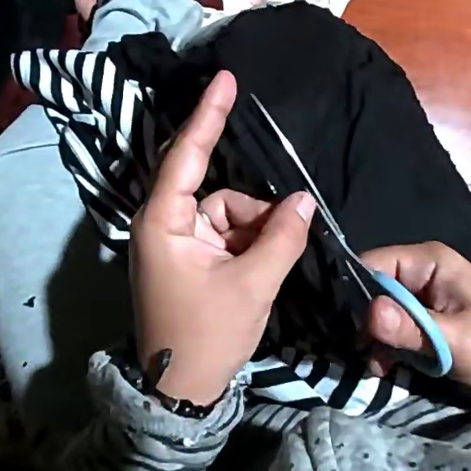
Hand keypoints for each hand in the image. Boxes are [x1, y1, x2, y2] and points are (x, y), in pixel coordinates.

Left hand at [130, 70, 315, 404]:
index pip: (185, 156)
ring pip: (231, 216)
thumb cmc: (206, 335)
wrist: (181, 390)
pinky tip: (268, 266)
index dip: (208, 116)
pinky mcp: (194, 261)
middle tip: (289, 228)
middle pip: (219, 193)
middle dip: (256, 211)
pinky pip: (230, 236)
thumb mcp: (251, 285)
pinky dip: (253, 245)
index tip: (226, 79)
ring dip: (260, 232)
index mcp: (164, 223)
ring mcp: (180, 244)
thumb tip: (306, 201)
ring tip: (275, 265)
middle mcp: (167, 225)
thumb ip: (281, 238)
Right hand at [360, 243, 470, 394]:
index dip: (358, 293)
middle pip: (372, 287)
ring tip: (380, 366)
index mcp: (430, 261)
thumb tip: (371, 313)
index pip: (374, 263)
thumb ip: (413, 327)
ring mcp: (420, 292)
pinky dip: (385, 345)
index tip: (355, 328)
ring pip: (377, 309)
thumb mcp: (455, 339)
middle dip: (366, 322)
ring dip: (374, 338)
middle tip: (367, 353)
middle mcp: (420, 270)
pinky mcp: (420, 314)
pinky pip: (390, 323)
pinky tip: (387, 366)